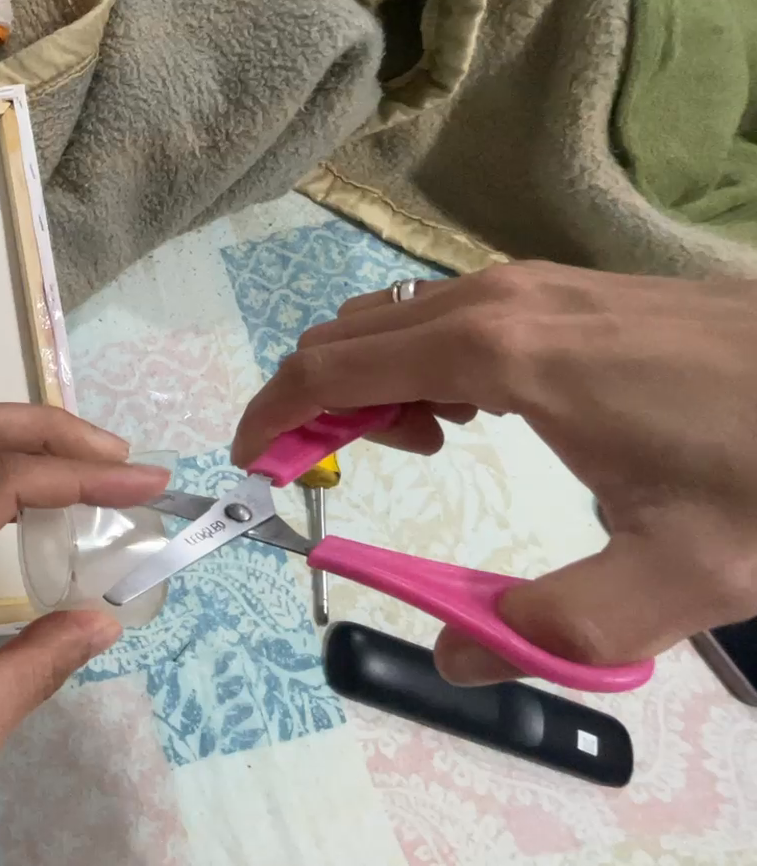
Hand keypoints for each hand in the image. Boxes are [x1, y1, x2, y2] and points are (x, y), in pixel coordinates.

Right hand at [230, 262, 756, 685]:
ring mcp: (513, 283)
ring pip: (375, 324)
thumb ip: (563, 621)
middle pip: (334, 342)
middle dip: (309, 406)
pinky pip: (425, 315)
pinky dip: (406, 361)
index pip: (324, 374)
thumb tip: (461, 663)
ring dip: (360, 382)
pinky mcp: (541, 284)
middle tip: (334, 467)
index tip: (252, 462)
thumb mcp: (693, 566)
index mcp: (489, 352)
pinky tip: (471, 406)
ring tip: (424, 440)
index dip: (270, 419)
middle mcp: (481, 301)